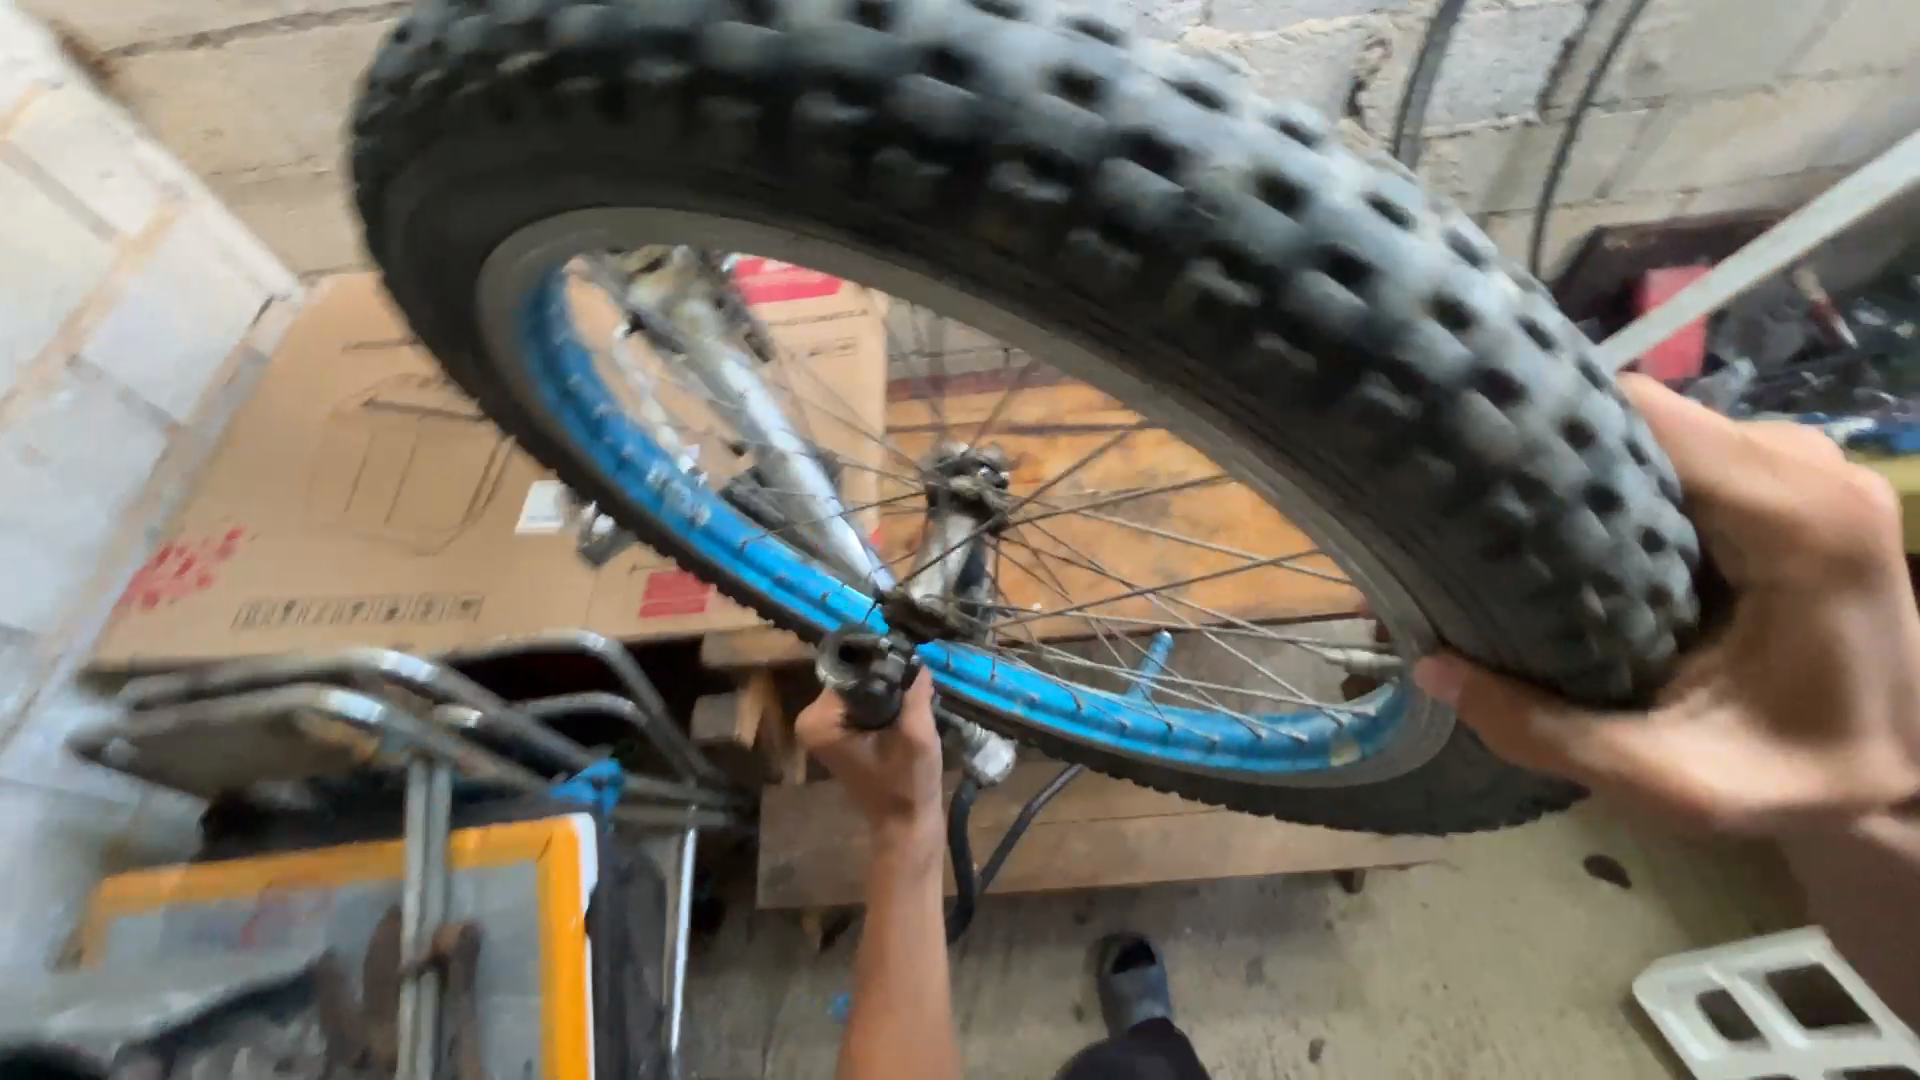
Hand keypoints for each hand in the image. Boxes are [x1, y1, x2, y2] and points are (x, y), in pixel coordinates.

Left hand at [796, 669, 945, 844]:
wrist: (905, 826)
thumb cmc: (908, 785)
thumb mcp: (917, 737)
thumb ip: (915, 694)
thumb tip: (918, 662)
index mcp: (819, 721)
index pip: (853, 671)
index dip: (884, 667)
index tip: (912, 667)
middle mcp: (811, 721)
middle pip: (855, 679)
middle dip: (886, 681)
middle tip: (917, 686)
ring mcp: (823, 729)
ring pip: (862, 690)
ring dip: (888, 693)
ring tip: (915, 697)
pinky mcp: (838, 735)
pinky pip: (862, 704)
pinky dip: (883, 706)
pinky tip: (905, 711)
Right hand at [1415, 374, 1919, 833]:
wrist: (1904, 780)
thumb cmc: (1802, 781)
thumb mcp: (1674, 785)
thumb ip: (1548, 734)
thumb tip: (1429, 668)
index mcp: (1801, 525)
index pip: (1647, 418)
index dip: (1547, 429)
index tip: (1461, 467)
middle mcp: (1806, 473)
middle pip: (1638, 417)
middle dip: (1546, 449)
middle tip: (1463, 504)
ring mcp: (1796, 472)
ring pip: (1647, 430)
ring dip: (1571, 465)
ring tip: (1498, 516)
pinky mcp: (1776, 488)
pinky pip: (1668, 451)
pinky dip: (1604, 477)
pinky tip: (1557, 526)